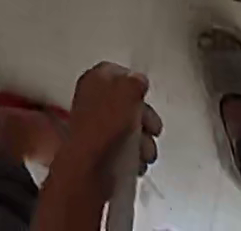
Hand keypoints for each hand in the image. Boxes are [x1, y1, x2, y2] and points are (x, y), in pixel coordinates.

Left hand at [60, 62, 161, 178]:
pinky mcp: (97, 154)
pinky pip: (121, 149)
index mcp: (93, 80)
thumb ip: (136, 81)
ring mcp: (93, 129)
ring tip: (146, 151)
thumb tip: (139, 81)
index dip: (133, 81)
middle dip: (143, 117)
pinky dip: (132, 156)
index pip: (116, 71)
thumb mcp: (129, 91)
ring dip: (142, 140)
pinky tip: (138, 162)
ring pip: (126, 128)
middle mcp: (90, 101)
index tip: (144, 93)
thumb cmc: (105, 125)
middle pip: (125, 102)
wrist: (88, 169)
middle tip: (152, 127)